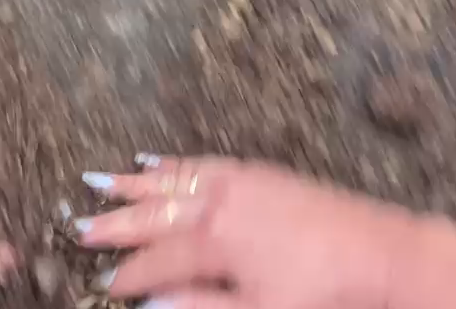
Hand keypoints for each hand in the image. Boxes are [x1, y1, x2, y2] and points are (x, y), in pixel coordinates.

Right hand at [75, 156, 423, 308]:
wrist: (375, 249)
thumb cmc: (318, 292)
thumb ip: (201, 305)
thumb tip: (150, 306)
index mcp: (216, 239)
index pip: (158, 259)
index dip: (127, 274)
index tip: (102, 283)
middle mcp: (217, 201)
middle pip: (156, 212)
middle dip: (117, 222)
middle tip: (79, 224)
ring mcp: (234, 180)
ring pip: (171, 180)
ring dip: (134, 183)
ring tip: (100, 180)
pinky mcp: (252, 171)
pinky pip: (199, 163)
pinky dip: (172, 163)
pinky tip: (156, 160)